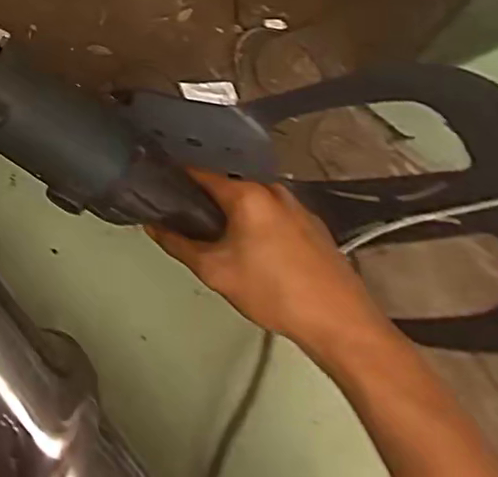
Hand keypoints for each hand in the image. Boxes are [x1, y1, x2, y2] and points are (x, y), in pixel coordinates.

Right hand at [148, 170, 390, 354]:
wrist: (342, 325)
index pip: (199, 172)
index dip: (176, 180)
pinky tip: (261, 258)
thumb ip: (178, 244)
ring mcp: (298, 207)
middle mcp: (274, 191)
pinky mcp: (315, 227)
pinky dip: (262, 229)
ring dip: (237, 219)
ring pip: (253, 204)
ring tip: (229, 249)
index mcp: (247, 193)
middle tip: (194, 230)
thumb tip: (155, 228)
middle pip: (227, 188)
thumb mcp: (214, 271)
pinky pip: (275, 217)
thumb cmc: (278, 294)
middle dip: (208, 205)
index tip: (162, 190)